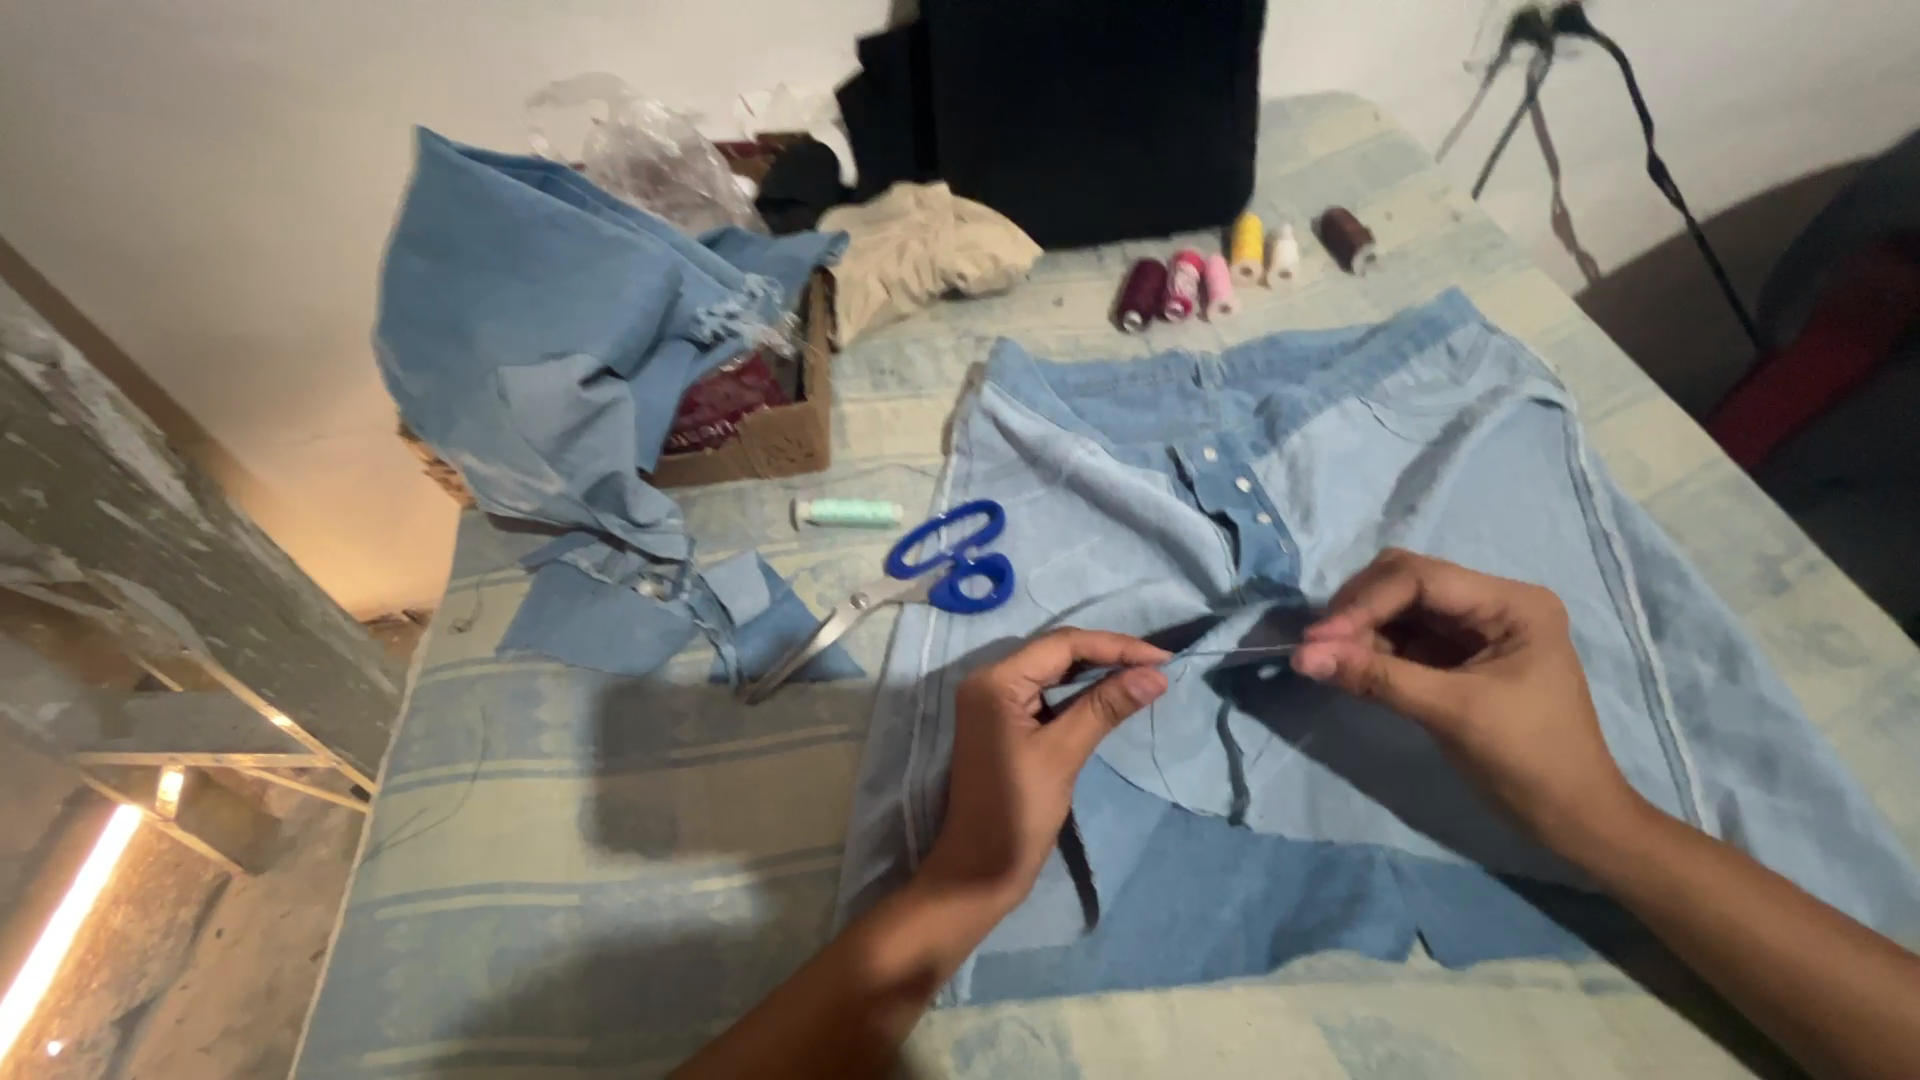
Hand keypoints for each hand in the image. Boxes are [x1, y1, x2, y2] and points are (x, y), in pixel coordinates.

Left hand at [920, 628, 1169, 911]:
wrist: (978, 868)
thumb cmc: (1016, 812)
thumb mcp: (1063, 754)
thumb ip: (1106, 707)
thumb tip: (1154, 674)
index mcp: (996, 681)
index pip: (1062, 644)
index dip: (1115, 646)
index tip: (1162, 659)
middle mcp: (990, 680)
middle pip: (1057, 652)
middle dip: (1108, 655)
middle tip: (1157, 666)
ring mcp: (995, 700)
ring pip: (1054, 671)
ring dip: (1097, 672)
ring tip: (1144, 676)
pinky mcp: (1004, 720)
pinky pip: (1047, 693)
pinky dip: (1080, 693)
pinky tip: (1111, 695)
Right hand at [1290, 549, 1649, 857]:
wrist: (1569, 817)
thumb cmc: (1528, 759)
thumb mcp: (1451, 712)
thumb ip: (1376, 678)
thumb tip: (1302, 656)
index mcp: (1511, 604)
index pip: (1419, 579)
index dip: (1363, 603)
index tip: (1316, 638)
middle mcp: (1489, 603)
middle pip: (1402, 581)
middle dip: (1357, 610)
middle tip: (1317, 646)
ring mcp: (1468, 628)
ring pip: (1392, 607)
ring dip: (1356, 630)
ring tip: (1323, 659)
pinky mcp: (1448, 654)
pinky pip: (1395, 636)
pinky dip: (1366, 648)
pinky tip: (1343, 666)